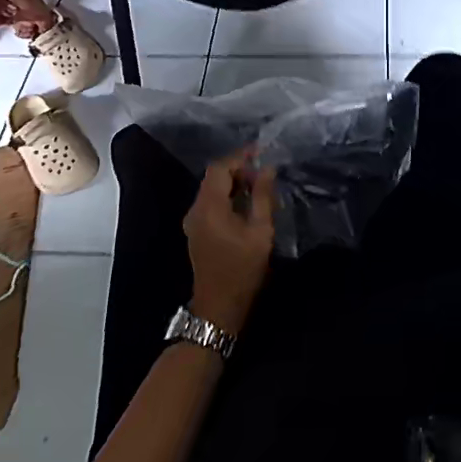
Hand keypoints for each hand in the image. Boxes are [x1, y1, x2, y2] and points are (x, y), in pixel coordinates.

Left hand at [184, 153, 276, 332]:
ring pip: (212, 190)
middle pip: (214, 177)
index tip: (262, 152)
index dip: (240, 156)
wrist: (218, 310)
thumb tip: (267, 168)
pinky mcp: (197, 232)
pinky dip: (228, 197)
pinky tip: (247, 205)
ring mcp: (193, 222)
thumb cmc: (242, 270)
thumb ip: (262, 196)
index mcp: (208, 206)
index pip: (220, 168)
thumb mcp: (260, 232)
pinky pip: (211, 203)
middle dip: (239, 170)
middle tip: (265, 173)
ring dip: (234, 184)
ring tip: (260, 187)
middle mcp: (195, 210)